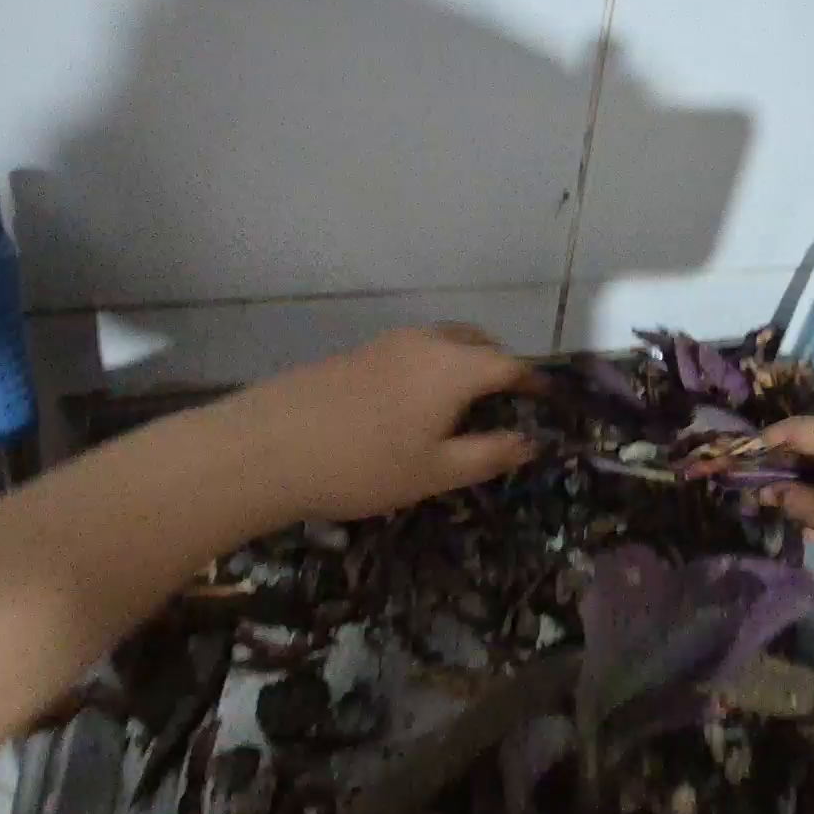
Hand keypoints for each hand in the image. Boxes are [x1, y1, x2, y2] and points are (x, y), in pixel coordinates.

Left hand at [200, 324, 541, 524]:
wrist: (265, 449)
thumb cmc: (364, 465)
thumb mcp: (436, 472)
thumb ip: (489, 454)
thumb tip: (531, 442)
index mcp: (455, 368)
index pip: (510, 365)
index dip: (534, 381)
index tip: (548, 397)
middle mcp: (427, 343)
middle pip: (478, 342)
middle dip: (501, 364)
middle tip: (508, 399)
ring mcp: (388, 343)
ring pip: (444, 340)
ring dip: (465, 361)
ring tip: (463, 401)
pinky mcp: (358, 352)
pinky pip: (414, 349)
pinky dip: (433, 365)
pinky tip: (414, 402)